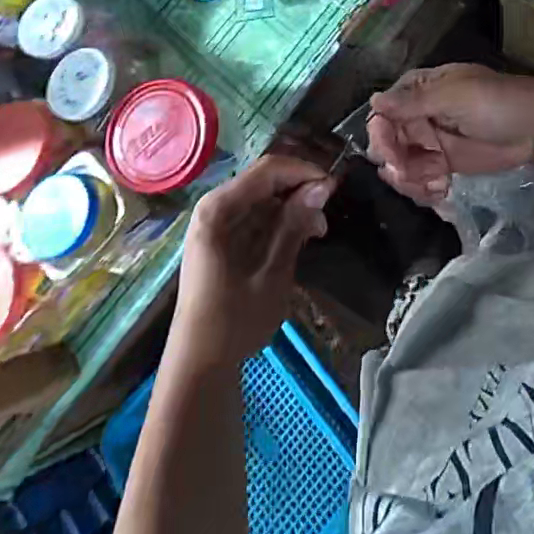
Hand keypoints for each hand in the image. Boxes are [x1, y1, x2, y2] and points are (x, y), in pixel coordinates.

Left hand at [171, 156, 335, 367]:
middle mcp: (213, 207)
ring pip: (264, 197)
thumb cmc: (234, 321)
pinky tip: (298, 239)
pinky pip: (257, 215)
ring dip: (293, 207)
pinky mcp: (222, 237)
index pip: (268, 170)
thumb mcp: (272, 272)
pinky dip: (280, 221)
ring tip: (316, 233)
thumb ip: (294, 225)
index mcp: (218, 210)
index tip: (334, 189)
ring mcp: (216, 222)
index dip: (304, 172)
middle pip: (265, 180)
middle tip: (326, 216)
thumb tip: (323, 186)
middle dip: (300, 190)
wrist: (198, 363)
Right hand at [365, 64, 533, 205]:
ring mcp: (430, 142)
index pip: (383, 113)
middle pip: (387, 143)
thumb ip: (415, 102)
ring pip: (399, 165)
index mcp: (418, 90)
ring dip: (409, 180)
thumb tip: (374, 100)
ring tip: (433, 186)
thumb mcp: (456, 96)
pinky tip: (441, 190)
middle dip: (395, 163)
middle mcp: (418, 115)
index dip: (382, 136)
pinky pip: (419, 180)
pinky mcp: (443, 164)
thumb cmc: (499, 103)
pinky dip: (424, 189)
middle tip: (409, 177)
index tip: (391, 157)